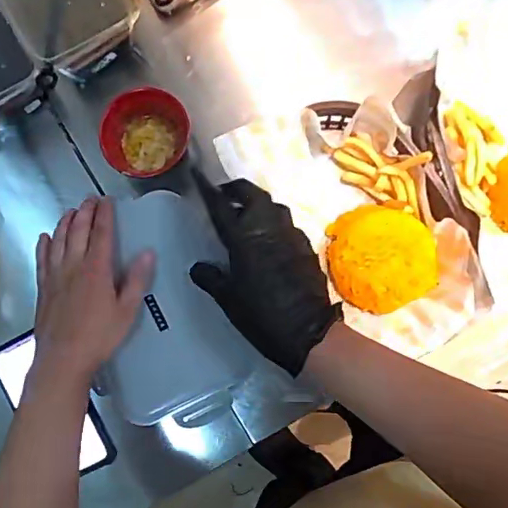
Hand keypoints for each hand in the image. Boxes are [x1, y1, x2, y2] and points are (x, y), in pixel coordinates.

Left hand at [33, 197, 154, 385]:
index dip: (105, 214)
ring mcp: (55, 276)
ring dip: (65, 223)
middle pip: (78, 231)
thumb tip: (147, 253)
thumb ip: (136, 280)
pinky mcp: (43, 288)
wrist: (62, 358)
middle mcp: (73, 266)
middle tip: (90, 200)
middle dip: (85, 212)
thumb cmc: (99, 337)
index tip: (107, 201)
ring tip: (71, 211)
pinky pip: (42, 259)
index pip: (102, 233)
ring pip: (58, 240)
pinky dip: (44, 245)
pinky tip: (45, 237)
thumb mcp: (126, 311)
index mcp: (97, 269)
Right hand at [189, 179, 340, 375]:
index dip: (208, 190)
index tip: (198, 175)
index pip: (221, 206)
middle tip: (224, 196)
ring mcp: (291, 235)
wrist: (309, 332)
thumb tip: (199, 267)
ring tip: (245, 215)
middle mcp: (269, 229)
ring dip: (257, 204)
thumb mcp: (228, 300)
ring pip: (273, 205)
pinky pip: (287, 225)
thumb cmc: (262, 316)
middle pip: (252, 194)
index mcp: (244, 239)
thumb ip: (211, 278)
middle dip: (236, 189)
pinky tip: (269, 238)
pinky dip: (274, 223)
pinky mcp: (306, 246)